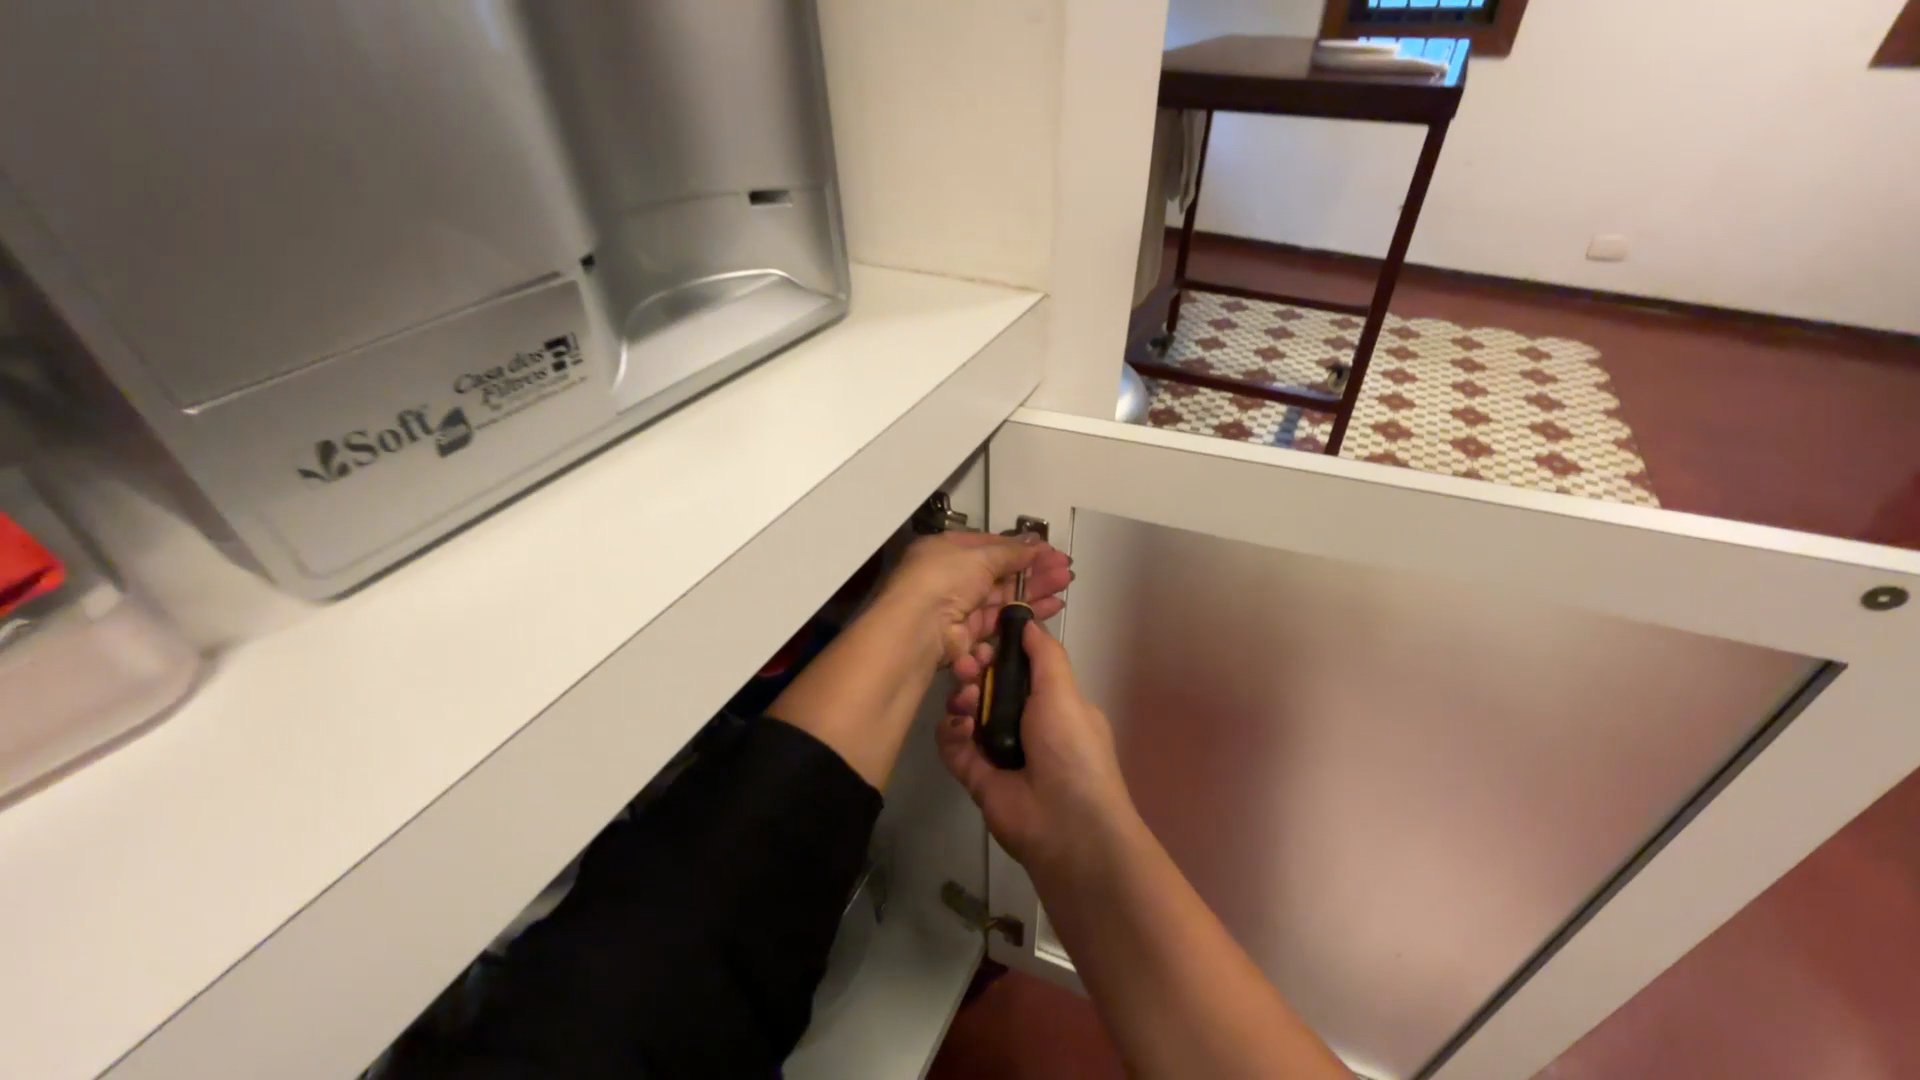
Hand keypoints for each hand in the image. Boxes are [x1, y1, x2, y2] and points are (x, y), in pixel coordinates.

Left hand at [880, 532, 1071, 680]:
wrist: (920, 628)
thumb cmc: (944, 579)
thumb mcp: (979, 556)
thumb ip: (1011, 552)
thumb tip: (1035, 542)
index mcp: (947, 550)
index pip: (990, 546)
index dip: (1021, 548)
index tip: (1050, 551)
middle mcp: (952, 577)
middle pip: (1001, 572)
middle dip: (1035, 570)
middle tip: (1066, 569)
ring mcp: (960, 606)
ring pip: (1004, 596)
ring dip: (1036, 589)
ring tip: (1065, 584)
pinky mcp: (968, 634)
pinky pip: (1002, 619)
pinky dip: (1026, 611)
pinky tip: (1052, 606)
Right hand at [937, 620, 1138, 877]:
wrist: (1065, 824)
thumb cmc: (1071, 749)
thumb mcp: (1064, 692)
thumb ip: (1044, 655)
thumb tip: (1028, 622)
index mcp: (1053, 704)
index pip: (1019, 667)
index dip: (1000, 651)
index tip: (986, 640)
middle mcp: (1025, 724)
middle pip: (988, 686)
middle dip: (975, 671)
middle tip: (968, 668)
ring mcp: (999, 750)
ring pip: (968, 711)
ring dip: (962, 698)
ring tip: (966, 702)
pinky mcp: (976, 775)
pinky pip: (953, 745)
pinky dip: (950, 731)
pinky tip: (959, 726)